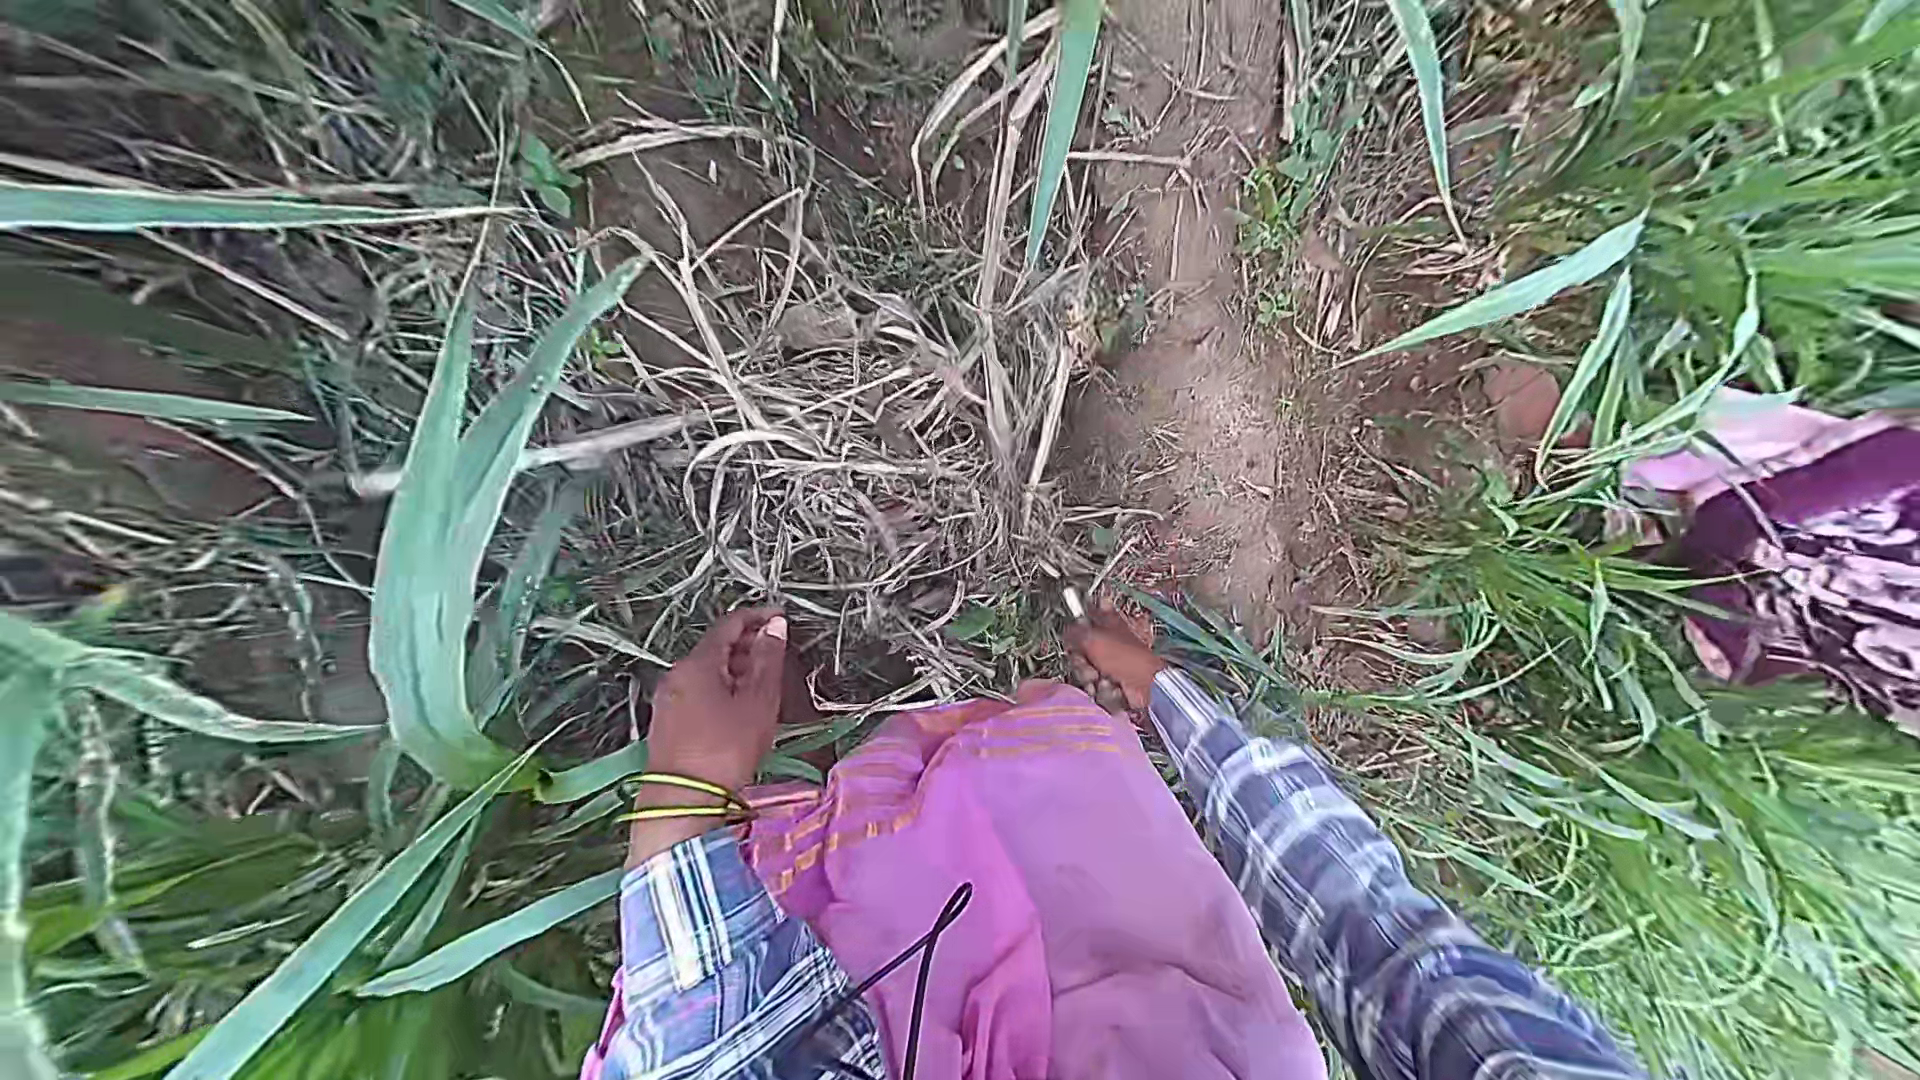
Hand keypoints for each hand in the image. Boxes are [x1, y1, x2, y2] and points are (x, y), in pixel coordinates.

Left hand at [627, 607, 786, 867]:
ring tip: (765, 681)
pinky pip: (699, 689)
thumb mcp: (758, 701)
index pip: (730, 624)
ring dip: (737, 667)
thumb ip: (768, 659)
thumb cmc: (726, 747)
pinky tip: (740, 705)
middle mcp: (676, 674)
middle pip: (717, 646)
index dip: (758, 616)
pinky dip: (722, 686)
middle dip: (749, 643)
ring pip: (707, 669)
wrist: (682, 803)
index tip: (782, 617)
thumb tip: (775, 625)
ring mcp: (668, 699)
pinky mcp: (667, 721)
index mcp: (697, 663)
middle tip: (778, 652)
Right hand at [1064, 607, 1165, 713]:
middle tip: (1089, 666)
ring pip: (1085, 671)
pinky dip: (1100, 691)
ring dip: (1090, 679)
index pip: (1085, 621)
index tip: (1073, 640)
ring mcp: (1111, 665)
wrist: (1146, 687)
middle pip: (1080, 652)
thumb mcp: (1093, 638)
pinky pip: (1094, 687)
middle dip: (1081, 663)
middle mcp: (1109, 643)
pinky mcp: (1112, 684)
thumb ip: (1074, 631)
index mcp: (1108, 623)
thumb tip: (1063, 630)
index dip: (1076, 631)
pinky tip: (1109, 689)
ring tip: (1100, 680)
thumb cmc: (1125, 657)